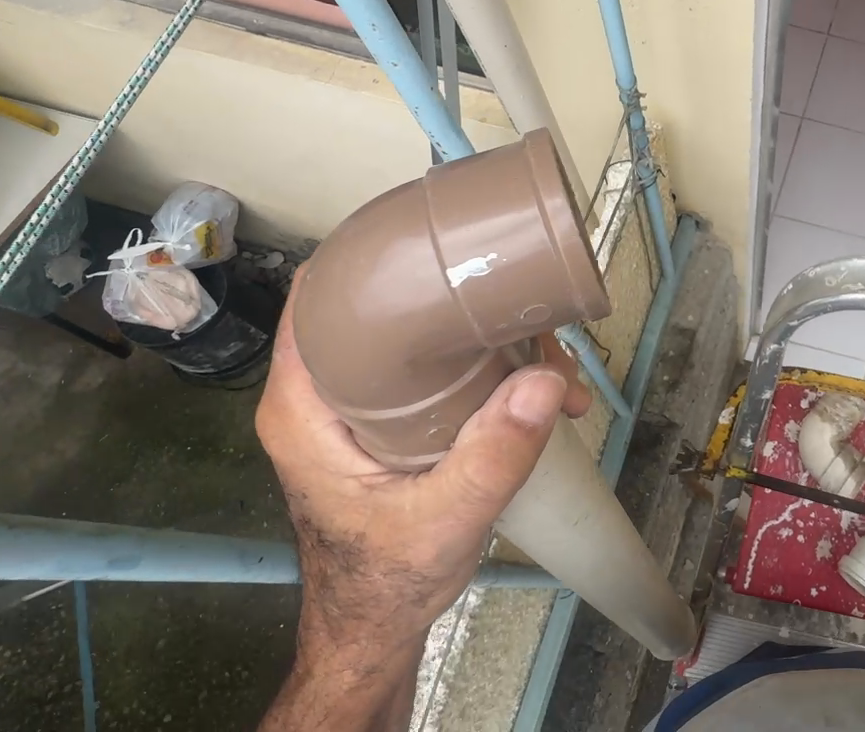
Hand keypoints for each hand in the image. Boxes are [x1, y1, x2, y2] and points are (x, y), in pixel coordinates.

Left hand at [255, 270, 591, 729]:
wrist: (382, 627)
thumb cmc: (388, 577)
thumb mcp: (445, 519)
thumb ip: (493, 454)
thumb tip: (548, 378)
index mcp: (309, 404)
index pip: (319, 296)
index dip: (370, 254)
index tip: (436, 236)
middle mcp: (333, 392)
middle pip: (390, 309)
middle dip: (463, 300)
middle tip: (528, 311)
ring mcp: (369, 407)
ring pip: (430, 340)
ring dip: (496, 339)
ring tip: (555, 365)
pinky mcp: (402, 421)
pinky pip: (450, 371)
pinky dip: (499, 371)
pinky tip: (547, 394)